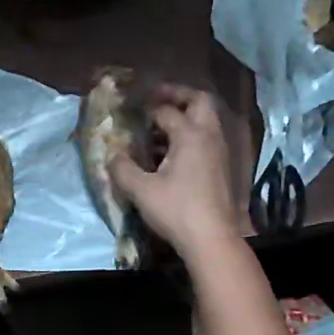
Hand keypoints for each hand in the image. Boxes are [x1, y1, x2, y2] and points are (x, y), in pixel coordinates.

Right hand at [111, 85, 241, 256]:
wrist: (211, 238)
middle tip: (157, 100)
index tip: (131, 108)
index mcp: (190, 134)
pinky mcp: (221, 168)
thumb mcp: (141, 191)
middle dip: (178, 96)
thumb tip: (112, 156)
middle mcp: (208, 135)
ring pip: (205, 121)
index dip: (147, 108)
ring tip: (160, 130)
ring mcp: (219, 151)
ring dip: (185, 118)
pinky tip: (172, 155)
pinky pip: (206, 139)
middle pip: (199, 101)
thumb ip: (123, 170)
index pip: (166, 110)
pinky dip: (190, 137)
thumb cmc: (176, 210)